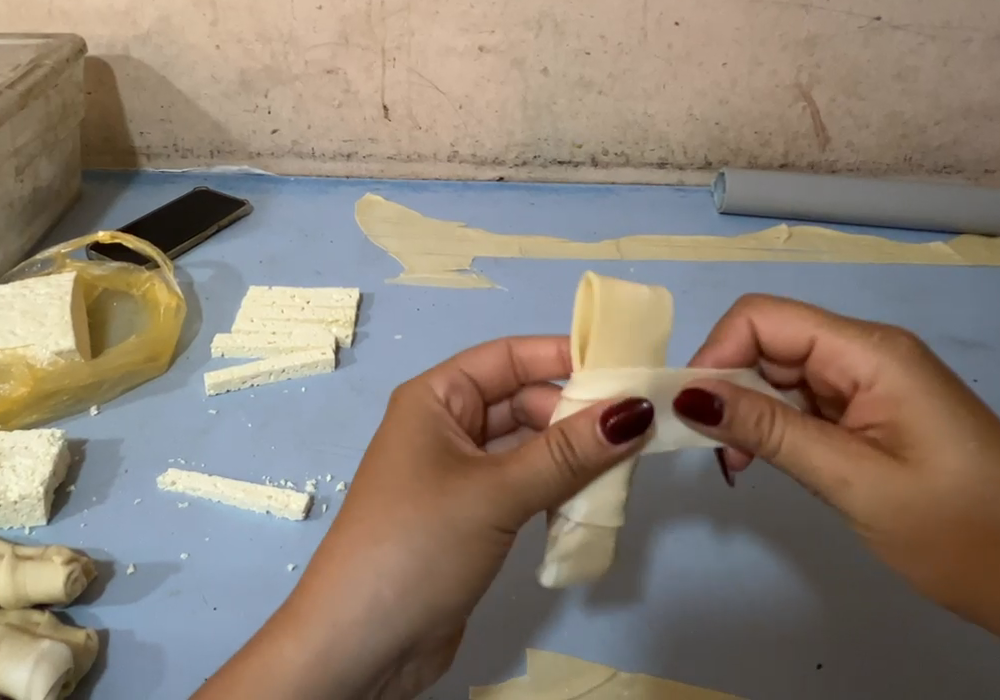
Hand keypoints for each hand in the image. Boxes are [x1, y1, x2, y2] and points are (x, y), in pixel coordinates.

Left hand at [194, 335, 654, 699]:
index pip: (508, 357)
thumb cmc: (419, 542)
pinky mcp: (471, 515)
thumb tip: (636, 409)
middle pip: (522, 401)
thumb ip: (566, 454)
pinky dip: (555, 491)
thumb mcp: (495, 493)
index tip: (626, 364)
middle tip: (638, 433)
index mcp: (436, 397)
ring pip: (527, 446)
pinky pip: (523, 485)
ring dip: (570, 457)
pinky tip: (588, 508)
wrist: (361, 643)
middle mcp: (446, 425)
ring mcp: (458, 472)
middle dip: (574, 414)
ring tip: (624, 471)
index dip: (563, 355)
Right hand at [673, 295, 999, 699]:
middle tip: (714, 450)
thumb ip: (766, 431)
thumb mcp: (853, 481)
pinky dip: (775, 428)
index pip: (763, 318)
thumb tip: (686, 396)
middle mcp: (868, 353)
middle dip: (728, 386)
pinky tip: (768, 463)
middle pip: (768, 341)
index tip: (692, 411)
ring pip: (780, 373)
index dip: (716, 353)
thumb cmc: (966, 535)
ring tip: (740, 467)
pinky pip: (805, 402)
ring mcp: (873, 383)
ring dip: (749, 412)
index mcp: (871, 351)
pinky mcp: (875, 412)